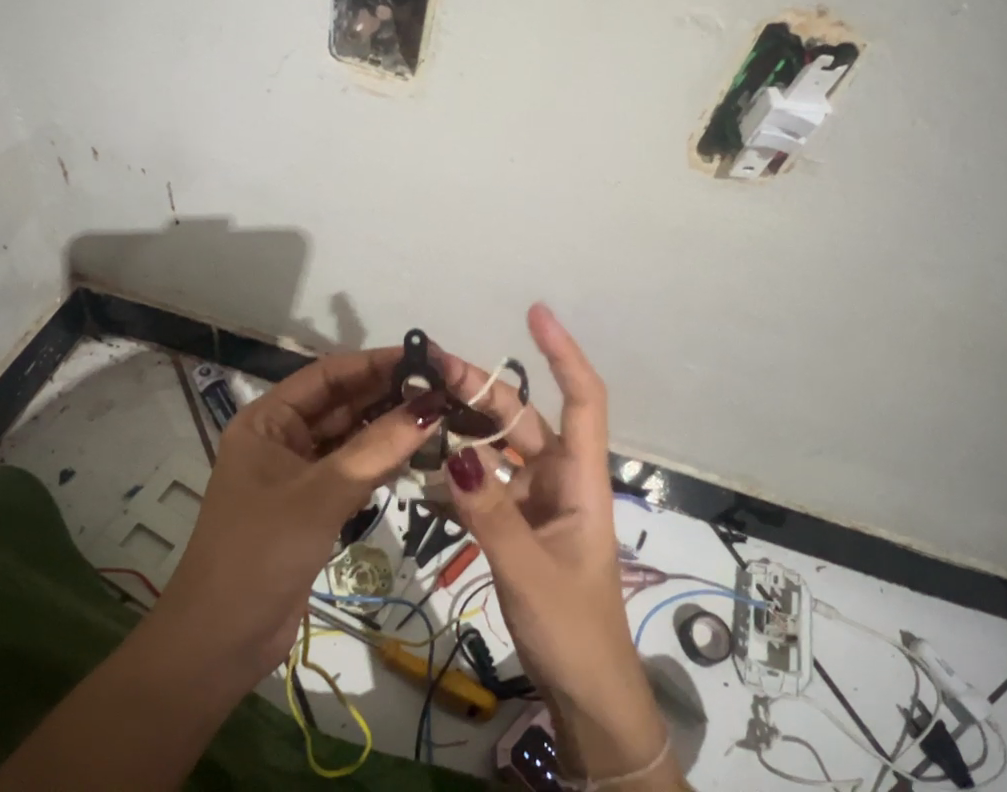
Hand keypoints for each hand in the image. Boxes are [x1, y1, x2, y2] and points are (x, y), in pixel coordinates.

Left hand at [153, 348, 441, 682]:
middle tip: (447, 388)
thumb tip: (432, 406)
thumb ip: (377, 449)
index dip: (376, 363)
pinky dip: (384, 463)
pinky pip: (355, 472)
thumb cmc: (260, 554)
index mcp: (267, 421)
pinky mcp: (314, 508)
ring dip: (391, 429)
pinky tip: (422, 455)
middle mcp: (281, 439)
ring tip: (445, 415)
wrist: (222, 641)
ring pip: (352, 439)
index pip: (328, 375)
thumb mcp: (321, 494)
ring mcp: (298, 475)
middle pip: (343, 404)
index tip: (426, 358)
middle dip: (390, 395)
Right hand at [438, 305, 682, 788]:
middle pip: (524, 419)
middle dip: (483, 389)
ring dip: (466, 427)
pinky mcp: (520, 528)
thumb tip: (453, 452)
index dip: (563, 354)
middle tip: (429, 366)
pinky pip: (486, 486)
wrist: (586, 692)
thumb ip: (490, 513)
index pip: (583, 400)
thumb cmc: (573, 629)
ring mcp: (539, 504)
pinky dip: (460, 472)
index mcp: (582, 480)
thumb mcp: (528, 570)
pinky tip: (424, 466)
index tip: (535, 314)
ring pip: (501, 450)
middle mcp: (562, 481)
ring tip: (420, 405)